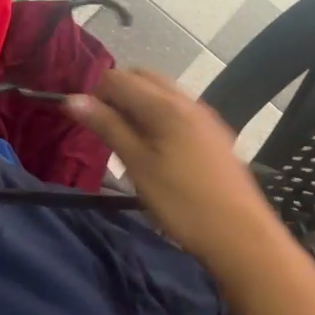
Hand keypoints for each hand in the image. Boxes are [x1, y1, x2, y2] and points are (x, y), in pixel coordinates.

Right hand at [65, 70, 283, 267]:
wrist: (242, 236)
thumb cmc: (182, 202)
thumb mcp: (137, 165)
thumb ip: (107, 127)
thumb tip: (72, 100)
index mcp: (165, 105)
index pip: (117, 78)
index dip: (95, 95)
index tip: (88, 126)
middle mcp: (186, 101)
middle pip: (141, 77)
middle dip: (117, 95)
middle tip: (106, 130)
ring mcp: (204, 116)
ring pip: (160, 92)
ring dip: (137, 105)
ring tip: (127, 143)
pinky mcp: (213, 134)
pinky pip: (177, 109)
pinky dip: (157, 116)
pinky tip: (155, 150)